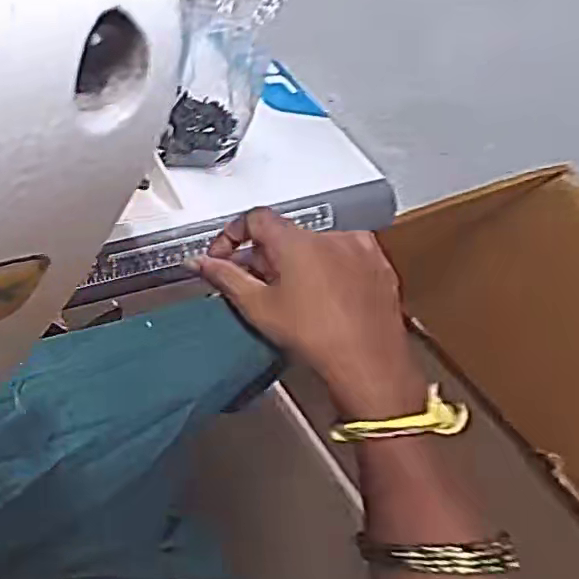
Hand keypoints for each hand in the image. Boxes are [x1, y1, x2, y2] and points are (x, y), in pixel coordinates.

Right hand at [191, 208, 422, 417]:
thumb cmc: (315, 335)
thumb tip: (201, 263)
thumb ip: (224, 276)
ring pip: (311, 246)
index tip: (222, 256)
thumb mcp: (255, 305)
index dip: (231, 235)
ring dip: (291, 263)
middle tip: (250, 284)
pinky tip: (314, 299)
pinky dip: (321, 270)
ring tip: (284, 297)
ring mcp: (360, 249)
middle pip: (283, 234)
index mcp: (298, 242)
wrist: (367, 360)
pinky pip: (339, 257)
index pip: (255, 218)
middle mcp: (333, 237)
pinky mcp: (378, 265)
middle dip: (260, 256)